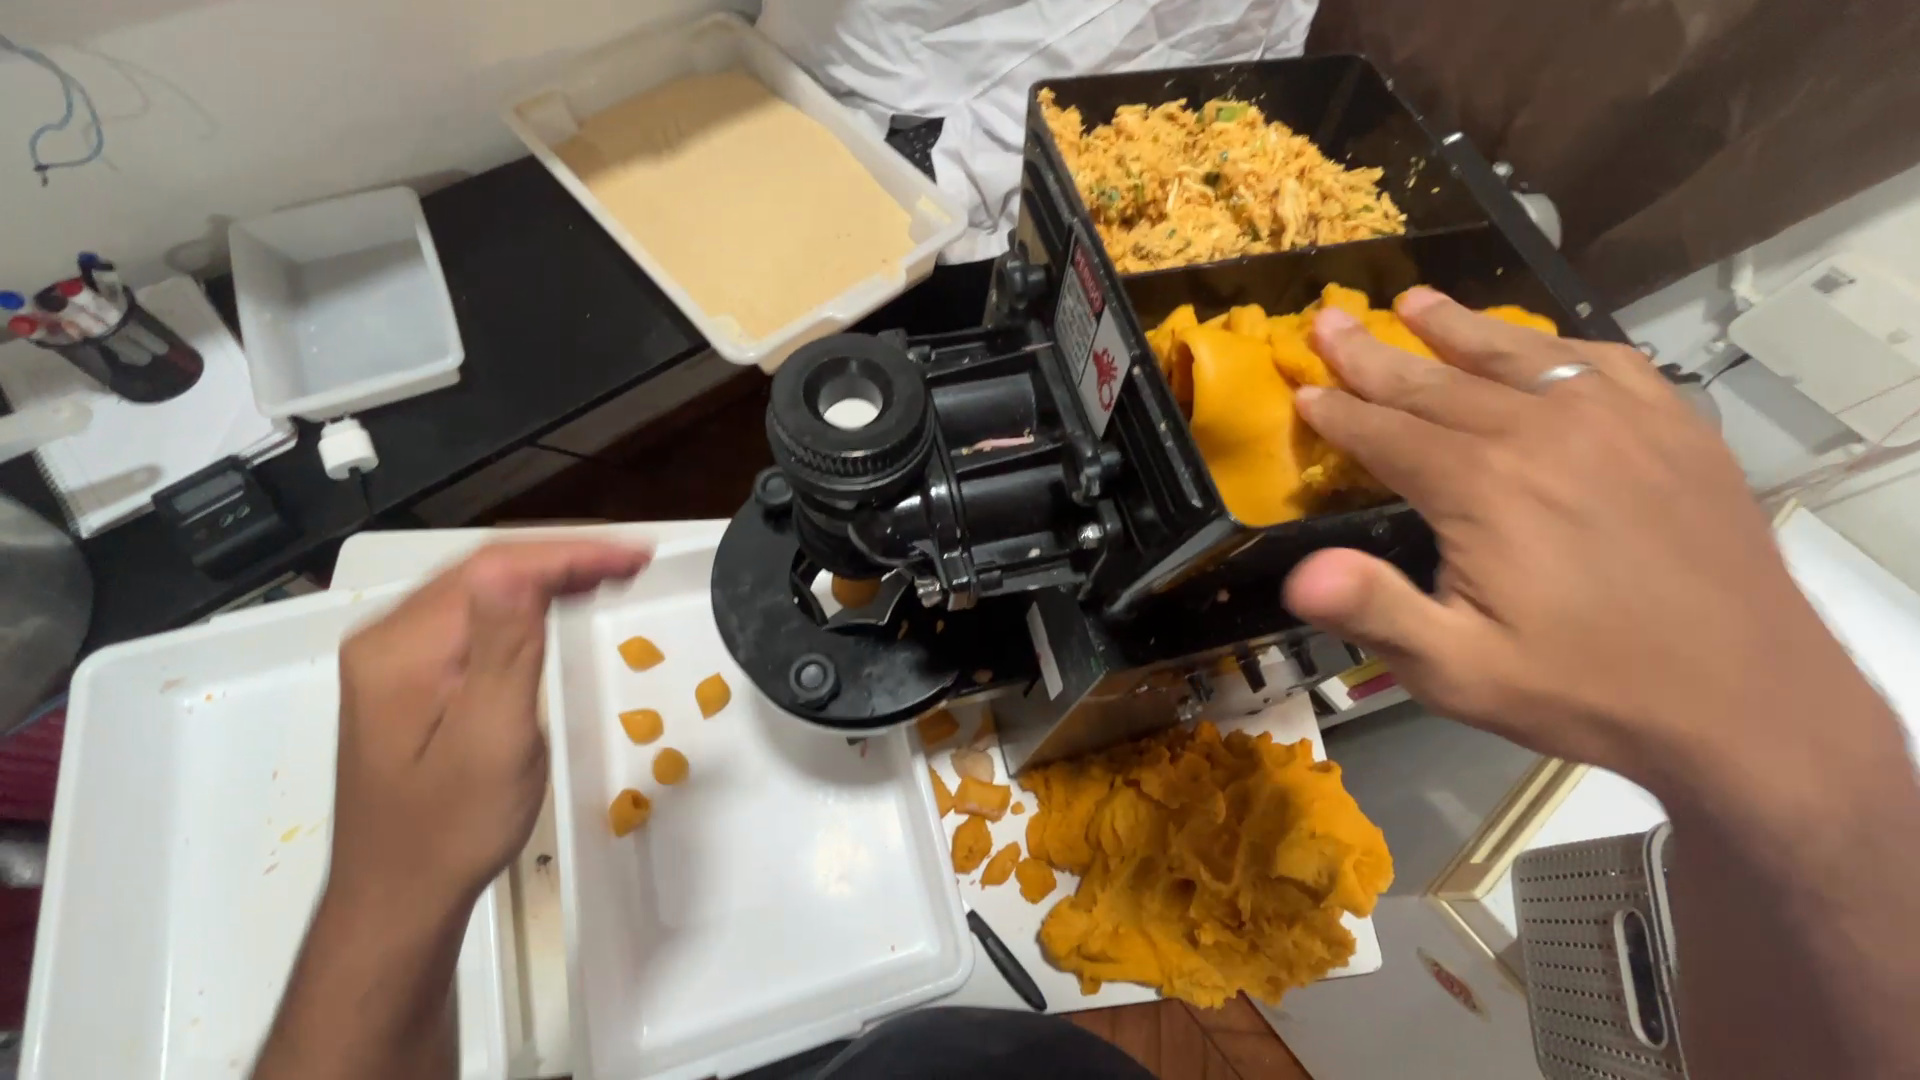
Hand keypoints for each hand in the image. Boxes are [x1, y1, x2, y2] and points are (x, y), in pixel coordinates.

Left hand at [329, 541, 651, 915]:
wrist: (400, 894)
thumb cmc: (453, 827)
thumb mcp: (492, 739)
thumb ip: (506, 649)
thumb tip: (516, 570)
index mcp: (403, 648)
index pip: (497, 569)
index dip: (571, 554)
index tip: (636, 558)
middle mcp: (390, 636)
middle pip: (487, 568)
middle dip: (566, 556)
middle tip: (636, 562)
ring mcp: (396, 654)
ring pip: (484, 586)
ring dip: (551, 572)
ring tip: (614, 573)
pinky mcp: (412, 673)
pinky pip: (477, 614)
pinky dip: (529, 599)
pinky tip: (563, 599)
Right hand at [1281, 288, 1862, 786]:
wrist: (1749, 707)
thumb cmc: (1580, 690)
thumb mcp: (1456, 672)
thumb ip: (1374, 613)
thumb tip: (1299, 573)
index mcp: (1485, 488)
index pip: (1387, 434)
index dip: (1338, 413)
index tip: (1302, 390)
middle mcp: (1547, 434)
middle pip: (1437, 383)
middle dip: (1373, 355)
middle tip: (1329, 321)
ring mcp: (1621, 423)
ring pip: (1516, 358)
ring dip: (1456, 329)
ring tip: (1415, 301)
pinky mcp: (1676, 431)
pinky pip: (1602, 365)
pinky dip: (1553, 347)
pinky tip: (1537, 347)